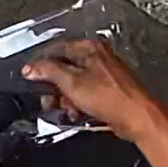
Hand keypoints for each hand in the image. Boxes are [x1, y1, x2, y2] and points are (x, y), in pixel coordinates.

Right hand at [22, 38, 167, 143]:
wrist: (137, 117)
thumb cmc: (111, 97)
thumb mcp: (71, 82)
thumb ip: (48, 71)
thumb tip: (32, 68)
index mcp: (89, 48)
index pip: (56, 50)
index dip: (41, 64)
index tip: (31, 76)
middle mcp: (98, 58)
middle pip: (65, 68)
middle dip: (54, 87)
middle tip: (49, 99)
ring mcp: (104, 75)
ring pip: (75, 84)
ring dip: (66, 99)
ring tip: (68, 110)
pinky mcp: (108, 91)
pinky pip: (86, 95)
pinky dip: (79, 104)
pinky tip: (79, 114)